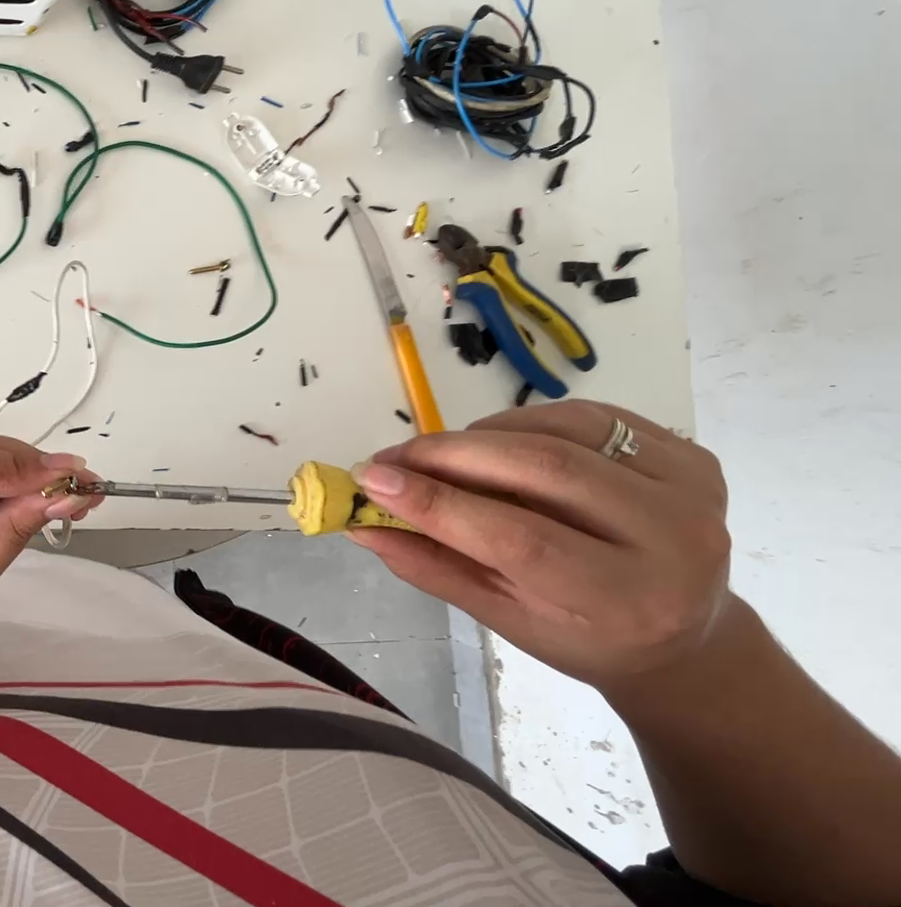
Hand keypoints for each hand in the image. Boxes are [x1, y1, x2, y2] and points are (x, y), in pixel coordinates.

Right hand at [346, 399, 733, 689]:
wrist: (686, 632)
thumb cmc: (583, 635)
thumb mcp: (502, 617)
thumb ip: (431, 566)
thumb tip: (360, 522)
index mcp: (627, 602)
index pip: (520, 540)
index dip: (439, 504)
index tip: (370, 479)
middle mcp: (676, 541)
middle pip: (544, 469)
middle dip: (449, 455)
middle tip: (390, 458)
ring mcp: (691, 490)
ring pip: (560, 431)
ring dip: (480, 436)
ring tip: (440, 458)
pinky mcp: (690, 455)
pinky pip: (585, 417)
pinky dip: (521, 423)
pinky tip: (495, 445)